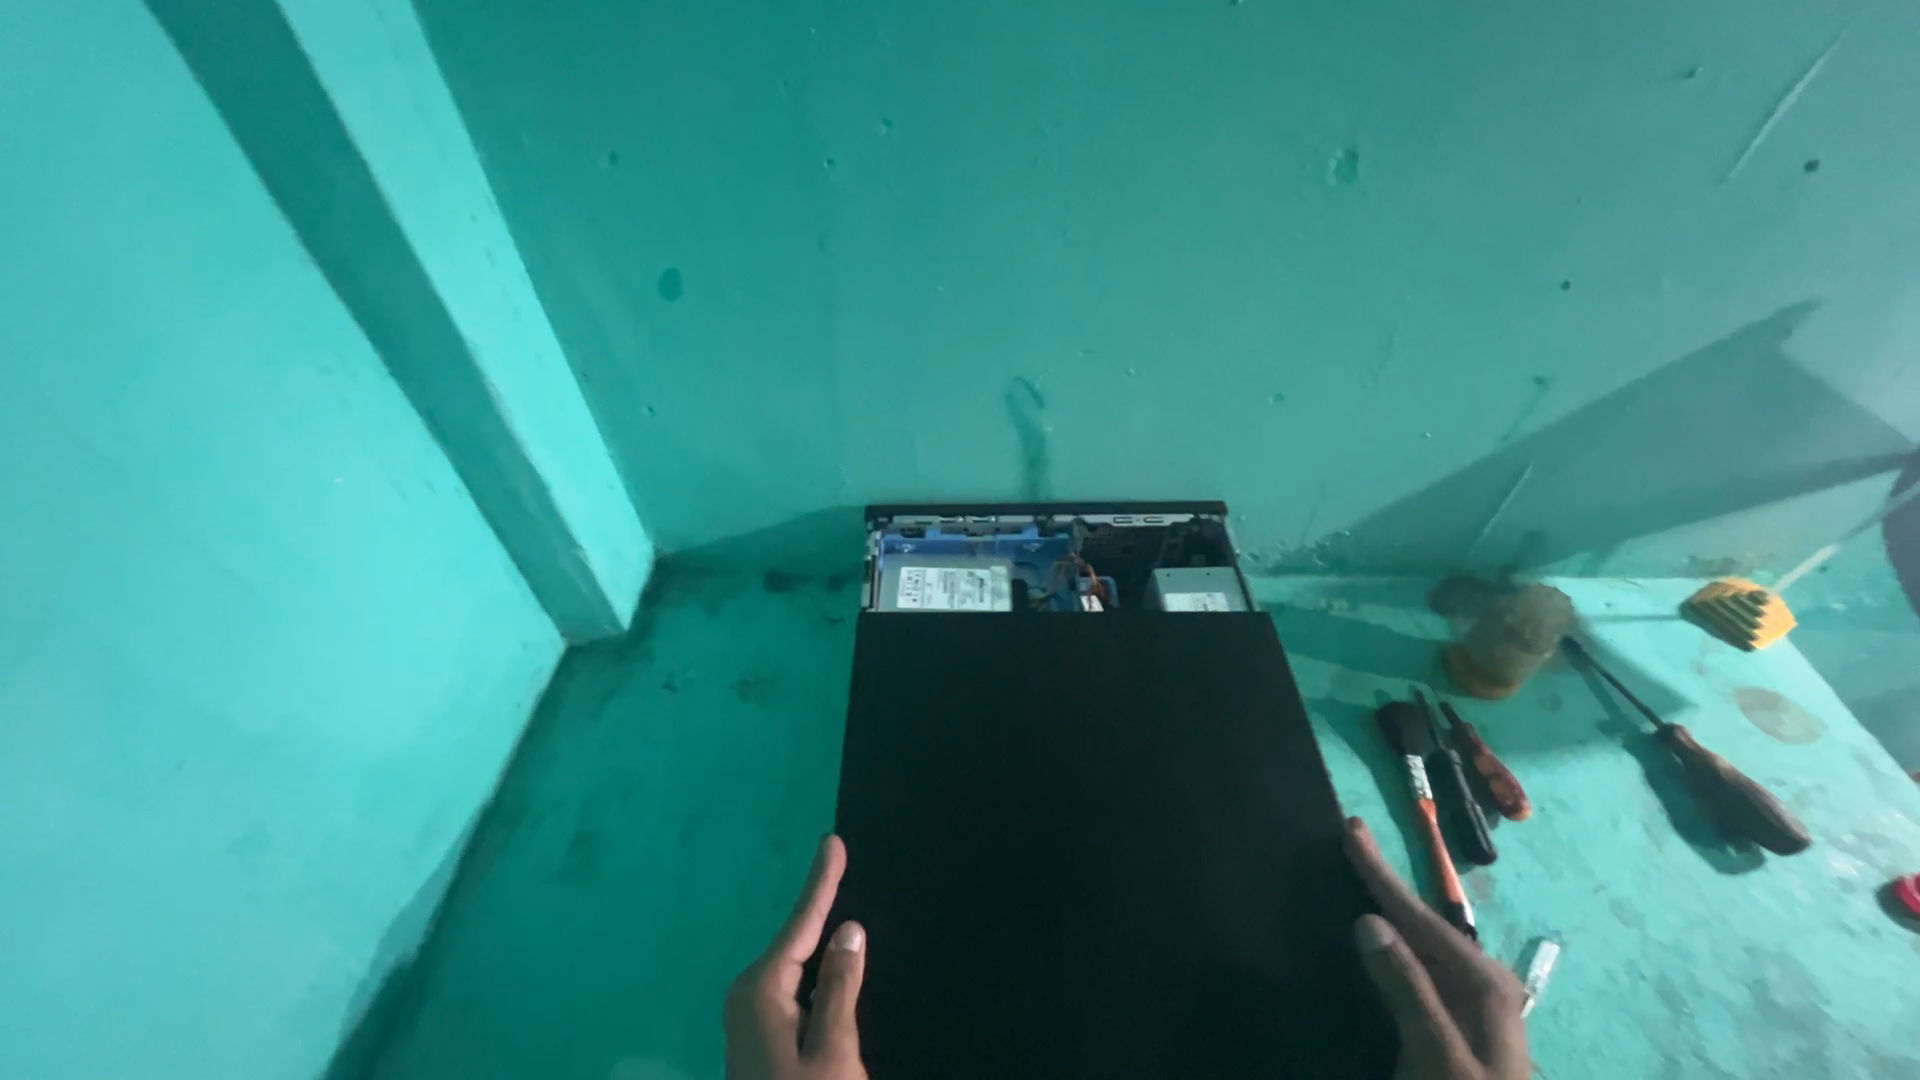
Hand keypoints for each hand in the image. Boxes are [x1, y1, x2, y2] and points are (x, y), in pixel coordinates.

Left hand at [725, 835, 868, 1079]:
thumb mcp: (833, 1054)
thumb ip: (841, 987)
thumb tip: (848, 930)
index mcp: (762, 992)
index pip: (801, 923)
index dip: (821, 881)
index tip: (832, 841)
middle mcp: (749, 997)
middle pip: (795, 938)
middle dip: (818, 903)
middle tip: (838, 861)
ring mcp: (751, 1021)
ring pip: (794, 963)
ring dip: (818, 936)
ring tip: (838, 898)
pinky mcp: (760, 1040)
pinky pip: (793, 986)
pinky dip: (814, 967)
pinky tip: (832, 960)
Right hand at [1345, 818, 1529, 1079]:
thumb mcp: (1439, 1059)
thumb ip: (1407, 990)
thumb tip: (1368, 920)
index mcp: (1481, 984)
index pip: (1419, 915)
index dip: (1380, 872)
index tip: (1352, 829)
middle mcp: (1478, 985)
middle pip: (1418, 921)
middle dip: (1383, 883)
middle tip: (1352, 839)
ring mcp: (1465, 1006)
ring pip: (1415, 943)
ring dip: (1384, 910)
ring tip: (1357, 875)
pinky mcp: (1449, 1025)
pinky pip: (1412, 968)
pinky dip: (1387, 943)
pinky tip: (1372, 934)